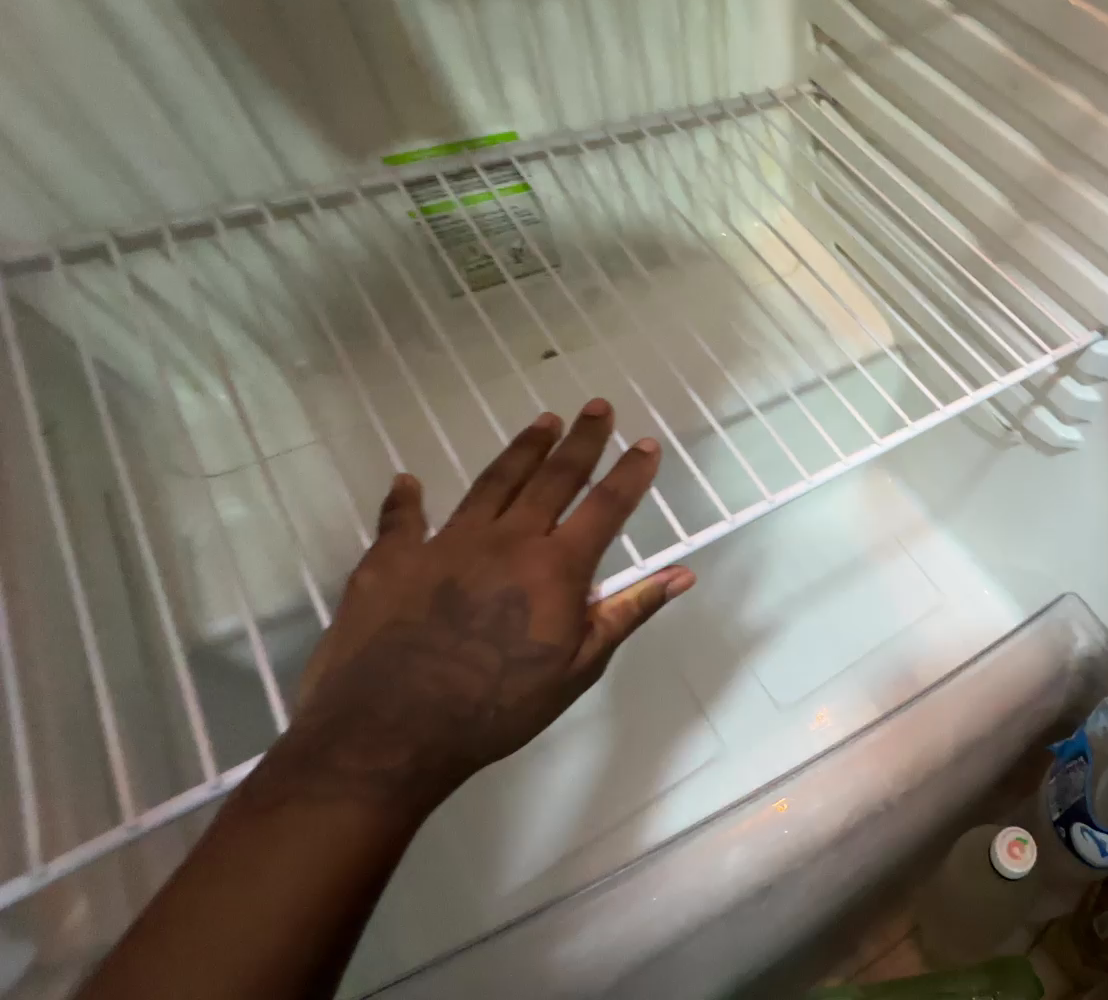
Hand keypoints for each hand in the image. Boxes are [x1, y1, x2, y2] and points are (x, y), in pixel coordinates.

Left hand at [263, 399, 695, 813]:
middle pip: (553, 478)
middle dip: (581, 441)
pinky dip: (406, 500)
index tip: (647, 444)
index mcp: (557, 566)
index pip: (606, 506)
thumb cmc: (499, 707)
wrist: (387, 736)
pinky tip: (408, 482)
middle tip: (597, 407)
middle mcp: (507, 540)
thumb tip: (683, 575)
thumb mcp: (580, 666)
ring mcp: (445, 545)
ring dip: (521, 450)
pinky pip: (401, 521)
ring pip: (492, 484)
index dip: (630, 473)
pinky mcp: (390, 562)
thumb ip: (629, 611)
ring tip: (542, 422)